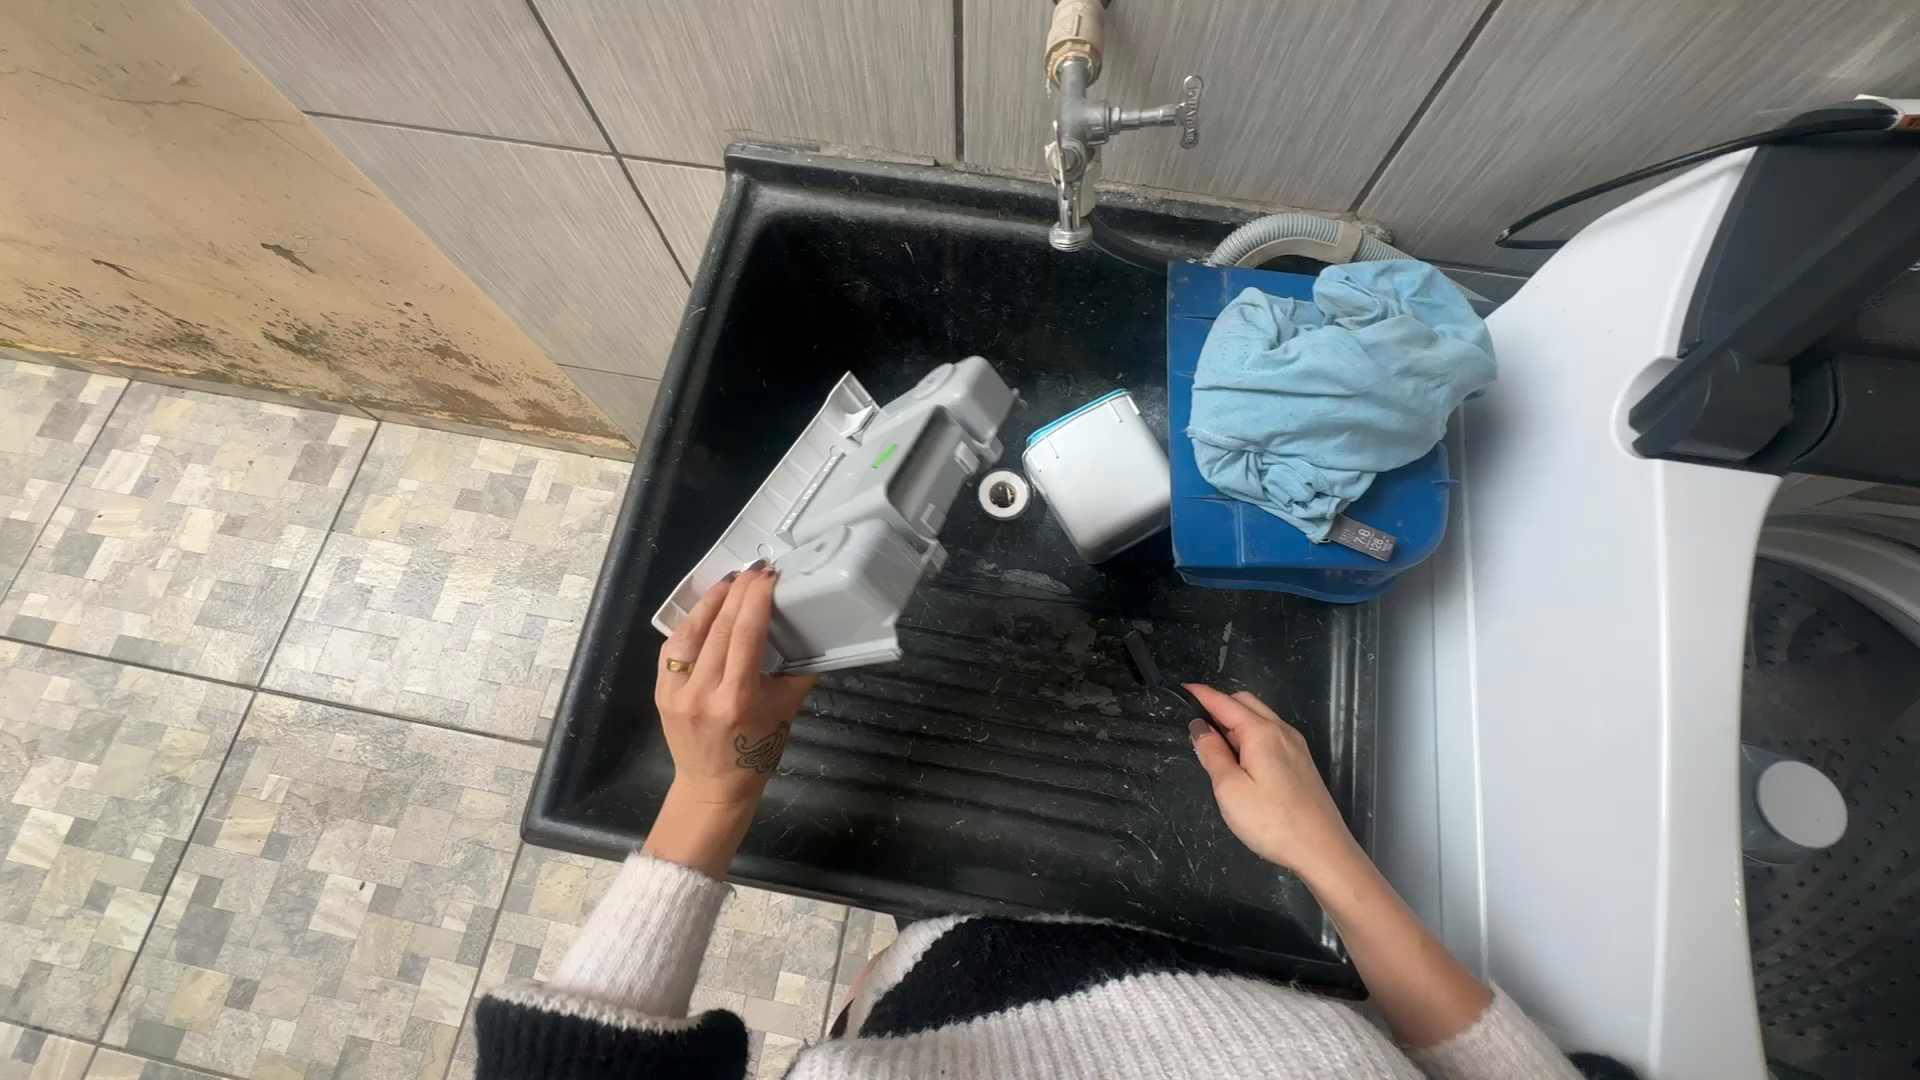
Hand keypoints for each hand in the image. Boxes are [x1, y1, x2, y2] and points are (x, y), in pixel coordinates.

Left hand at [653, 564, 816, 807]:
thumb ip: (798, 671)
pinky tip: (707, 610)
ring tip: (730, 583)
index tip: (767, 577)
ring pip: (691, 633)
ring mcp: (676, 692)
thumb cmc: (759, 750)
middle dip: (738, 592)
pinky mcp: (661, 693)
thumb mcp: (787, 709)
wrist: (714, 786)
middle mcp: (703, 693)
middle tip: (754, 571)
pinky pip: (673, 648)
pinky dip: (691, 624)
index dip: (756, 599)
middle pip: (720, 627)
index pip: (745, 634)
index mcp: (738, 699)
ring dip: (711, 602)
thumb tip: (813, 633)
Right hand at [1187, 685, 1359, 880]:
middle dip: (1220, 704)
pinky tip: (1241, 757)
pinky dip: (1250, 733)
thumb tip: (1199, 728)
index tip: (1184, 688)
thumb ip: (1212, 754)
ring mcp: (1296, 747)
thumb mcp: (1230, 789)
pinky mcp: (1302, 763)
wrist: (1325, 853)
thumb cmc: (1272, 822)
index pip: (1225, 703)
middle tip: (1197, 722)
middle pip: (1246, 703)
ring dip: (1236, 720)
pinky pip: (1271, 733)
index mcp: (1261, 733)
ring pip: (1260, 717)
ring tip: (1215, 742)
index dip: (1202, 694)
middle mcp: (1281, 732)